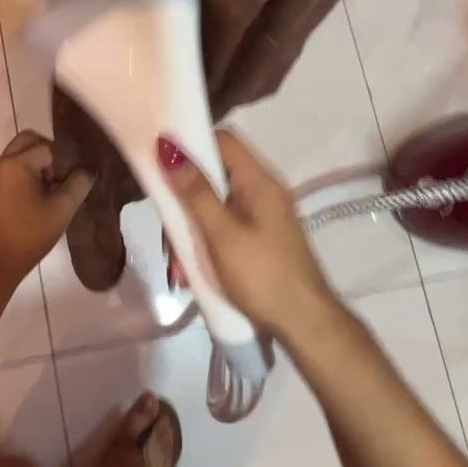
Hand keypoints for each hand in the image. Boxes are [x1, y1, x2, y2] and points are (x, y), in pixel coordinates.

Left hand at [0, 130, 93, 281]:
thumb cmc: (30, 233)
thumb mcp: (62, 208)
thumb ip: (79, 183)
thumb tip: (88, 170)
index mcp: (18, 163)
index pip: (49, 147)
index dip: (66, 160)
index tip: (78, 175)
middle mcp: (4, 162)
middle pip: (29, 140)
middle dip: (50, 151)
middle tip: (65, 172)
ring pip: (20, 153)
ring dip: (39, 161)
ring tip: (56, 185)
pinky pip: (14, 167)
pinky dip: (28, 171)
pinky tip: (43, 194)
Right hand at [159, 130, 339, 340]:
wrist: (306, 326)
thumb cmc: (263, 276)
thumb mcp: (221, 234)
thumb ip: (194, 191)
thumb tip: (168, 146)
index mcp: (259, 181)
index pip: (223, 140)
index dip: (192, 144)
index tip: (161, 165)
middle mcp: (263, 191)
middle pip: (215, 174)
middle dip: (185, 201)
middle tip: (167, 233)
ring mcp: (263, 217)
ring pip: (216, 205)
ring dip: (191, 230)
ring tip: (178, 266)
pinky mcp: (261, 240)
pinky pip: (225, 227)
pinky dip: (206, 243)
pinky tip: (192, 272)